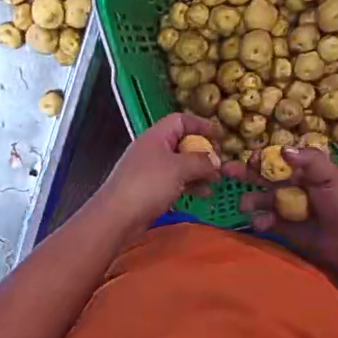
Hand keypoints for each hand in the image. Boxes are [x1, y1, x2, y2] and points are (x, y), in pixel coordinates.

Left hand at [90, 113, 224, 231]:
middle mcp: (152, 149)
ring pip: (180, 164)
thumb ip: (201, 161)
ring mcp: (150, 170)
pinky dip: (190, 185)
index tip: (220, 136)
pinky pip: (175, 181)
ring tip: (216, 180)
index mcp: (156, 136)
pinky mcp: (150, 189)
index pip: (181, 120)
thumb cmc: (148, 185)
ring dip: (199, 170)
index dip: (201, 125)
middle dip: (203, 151)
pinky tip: (204, 194)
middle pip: (182, 142)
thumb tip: (215, 160)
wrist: (117, 217)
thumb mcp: (179, 169)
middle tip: (219, 163)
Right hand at [224, 146, 337, 270]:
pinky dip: (258, 220)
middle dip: (244, 173)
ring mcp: (284, 207)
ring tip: (245, 205)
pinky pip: (263, 220)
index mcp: (303, 170)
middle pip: (262, 176)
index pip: (277, 159)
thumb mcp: (330, 176)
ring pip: (259, 199)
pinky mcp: (281, 227)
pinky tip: (261, 223)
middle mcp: (291, 186)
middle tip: (226, 171)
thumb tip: (283, 150)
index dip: (263, 158)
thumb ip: (309, 160)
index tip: (252, 160)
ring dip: (249, 199)